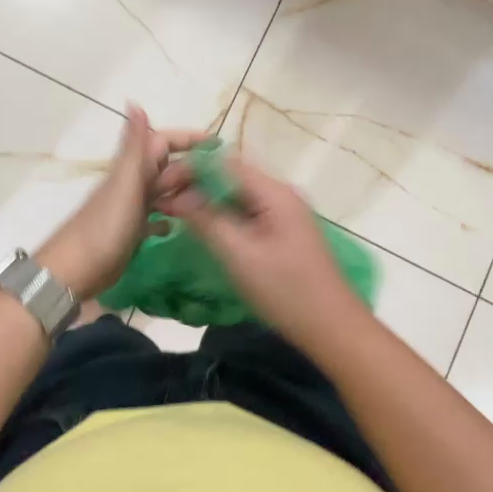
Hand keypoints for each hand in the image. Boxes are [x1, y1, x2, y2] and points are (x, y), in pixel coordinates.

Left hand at [38, 105, 204, 299]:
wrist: (75, 269)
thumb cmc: (104, 225)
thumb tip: (134, 100)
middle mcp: (132, 183)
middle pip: (165, 167)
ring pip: (162, 192)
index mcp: (132, 168)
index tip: (217, 143)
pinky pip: (153, 219)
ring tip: (210, 202)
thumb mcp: (125, 182)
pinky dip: (167, 219)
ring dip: (182, 193)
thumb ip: (134, 145)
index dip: (187, 138)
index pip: (162, 141)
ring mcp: (130, 208)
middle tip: (223, 179)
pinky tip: (178, 227)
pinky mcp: (129, 233)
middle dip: (191, 168)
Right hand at [157, 158, 364, 349]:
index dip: (188, 168)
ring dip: (206, 199)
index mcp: (275, 192)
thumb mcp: (240, 257)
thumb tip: (176, 195)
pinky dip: (221, 214)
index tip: (158, 185)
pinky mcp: (283, 231)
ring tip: (174, 212)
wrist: (334, 329)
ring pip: (237, 193)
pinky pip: (246, 210)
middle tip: (161, 200)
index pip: (223, 162)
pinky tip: (202, 228)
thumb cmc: (287, 293)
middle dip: (194, 182)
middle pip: (230, 174)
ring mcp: (284, 212)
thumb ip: (207, 221)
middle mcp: (281, 193)